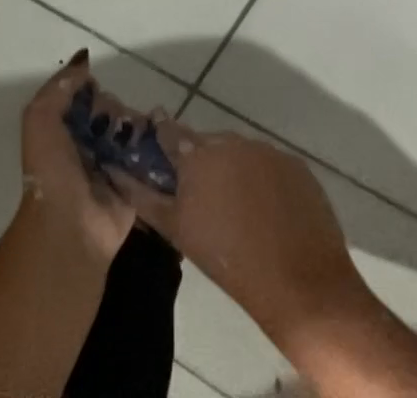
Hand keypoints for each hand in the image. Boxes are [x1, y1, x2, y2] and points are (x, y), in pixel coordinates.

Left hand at [16, 49, 136, 262]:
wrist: (72, 224)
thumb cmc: (52, 169)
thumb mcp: (40, 119)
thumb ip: (59, 88)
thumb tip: (84, 61)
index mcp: (62, 128)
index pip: (86, 98)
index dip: (94, 94)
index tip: (98, 101)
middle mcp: (88, 144)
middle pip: (114, 113)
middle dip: (118, 113)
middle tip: (116, 127)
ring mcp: (114, 164)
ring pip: (135, 133)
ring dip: (138, 130)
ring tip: (138, 138)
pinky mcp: (138, 184)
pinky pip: (151, 159)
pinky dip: (157, 150)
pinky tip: (161, 145)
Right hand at [110, 115, 371, 340]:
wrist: (302, 285)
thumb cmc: (226, 257)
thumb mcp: (174, 228)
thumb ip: (140, 194)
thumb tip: (113, 170)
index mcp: (196, 154)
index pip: (168, 131)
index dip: (160, 139)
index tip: (156, 152)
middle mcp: (232, 143)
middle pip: (206, 143)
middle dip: (199, 161)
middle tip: (200, 195)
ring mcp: (270, 153)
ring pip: (239, 153)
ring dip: (231, 169)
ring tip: (235, 207)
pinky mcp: (300, 169)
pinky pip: (269, 165)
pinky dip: (262, 179)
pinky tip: (265, 210)